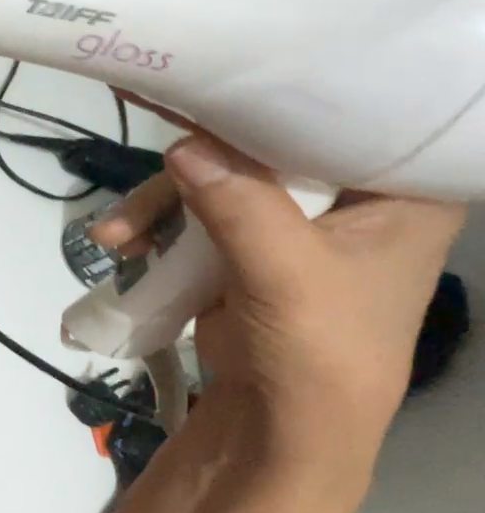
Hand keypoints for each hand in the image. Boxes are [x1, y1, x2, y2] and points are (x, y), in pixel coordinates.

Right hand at [93, 136, 464, 447]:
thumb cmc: (320, 349)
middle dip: (186, 175)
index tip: (206, 88)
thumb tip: (182, 145)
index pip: (344, 118)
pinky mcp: (245, 245)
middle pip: (258, 151)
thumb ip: (240, 206)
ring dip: (154, 207)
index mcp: (402, 191)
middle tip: (137, 194)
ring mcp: (294, 222)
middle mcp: (354, 196)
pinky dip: (154, 227)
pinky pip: (192, 214)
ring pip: (213, 182)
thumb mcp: (285, 274)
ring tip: (110, 241)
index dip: (276, 102)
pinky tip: (122, 247)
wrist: (282, 423)